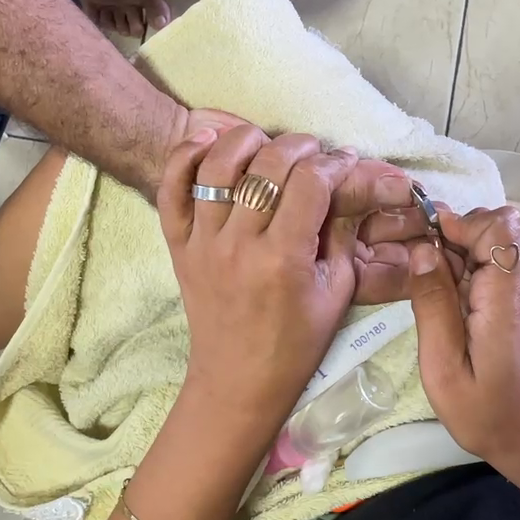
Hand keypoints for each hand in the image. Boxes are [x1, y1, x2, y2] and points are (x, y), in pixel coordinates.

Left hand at [158, 125, 363, 440]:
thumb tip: (349, 183)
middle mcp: (238, 244)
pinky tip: (208, 141)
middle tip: (314, 151)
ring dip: (245, 140)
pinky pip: (170, 189)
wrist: (238, 380)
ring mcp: (202, 242)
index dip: (333, 163)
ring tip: (266, 141)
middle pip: (267, 166)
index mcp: (283, 259)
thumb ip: (341, 234)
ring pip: (217, 166)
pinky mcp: (178, 245)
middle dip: (299, 145)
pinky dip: (184, 157)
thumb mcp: (336, 290)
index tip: (345, 161)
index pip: (310, 183)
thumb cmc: (296, 342)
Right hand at [405, 206, 519, 480]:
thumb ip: (433, 305)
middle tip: (433, 288)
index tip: (433, 248)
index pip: (498, 224)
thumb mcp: (444, 368)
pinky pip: (512, 277)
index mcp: (508, 296)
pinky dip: (487, 285)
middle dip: (459, 246)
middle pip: (498, 234)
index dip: (463, 223)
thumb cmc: (491, 414)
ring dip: (471, 268)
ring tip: (451, 314)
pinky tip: (473, 324)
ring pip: (503, 255)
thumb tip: (422, 251)